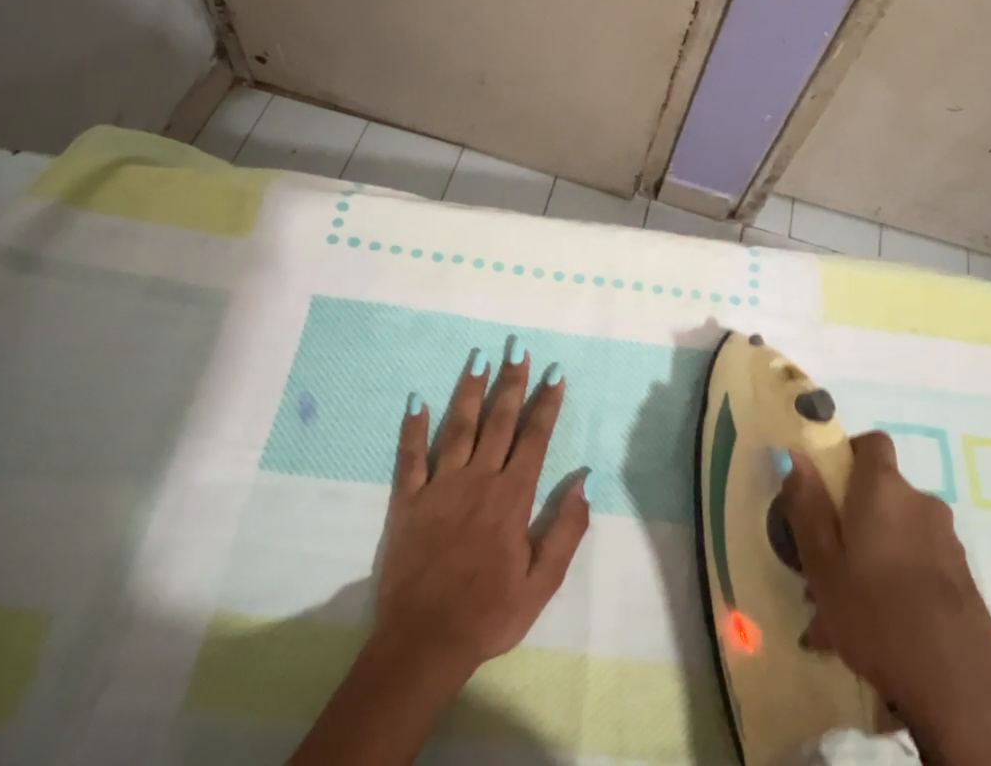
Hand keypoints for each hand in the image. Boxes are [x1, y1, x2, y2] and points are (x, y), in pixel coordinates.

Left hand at [293, 341, 587, 765]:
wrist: (424, 640)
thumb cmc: (490, 614)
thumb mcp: (543, 582)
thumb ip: (565, 530)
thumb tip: (583, 483)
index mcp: (511, 498)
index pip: (534, 440)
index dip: (546, 405)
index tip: (555, 374)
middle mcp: (477, 481)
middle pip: (498, 423)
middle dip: (511, 384)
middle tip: (517, 350)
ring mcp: (438, 488)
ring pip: (457, 429)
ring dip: (468, 392)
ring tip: (478, 360)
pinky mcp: (406, 502)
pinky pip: (410, 458)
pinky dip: (413, 429)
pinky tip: (417, 402)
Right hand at [783, 432, 990, 765]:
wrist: (956, 686)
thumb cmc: (874, 615)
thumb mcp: (822, 563)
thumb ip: (807, 505)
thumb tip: (797, 455)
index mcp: (885, 490)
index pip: (872, 442)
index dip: (846, 454)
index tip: (821, 489)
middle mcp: (921, 502)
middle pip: (879, 493)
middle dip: (848, 519)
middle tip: (819, 565)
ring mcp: (946, 540)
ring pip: (895, 532)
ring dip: (867, 555)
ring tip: (839, 608)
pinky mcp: (960, 575)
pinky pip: (915, 561)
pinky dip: (891, 579)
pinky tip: (871, 626)